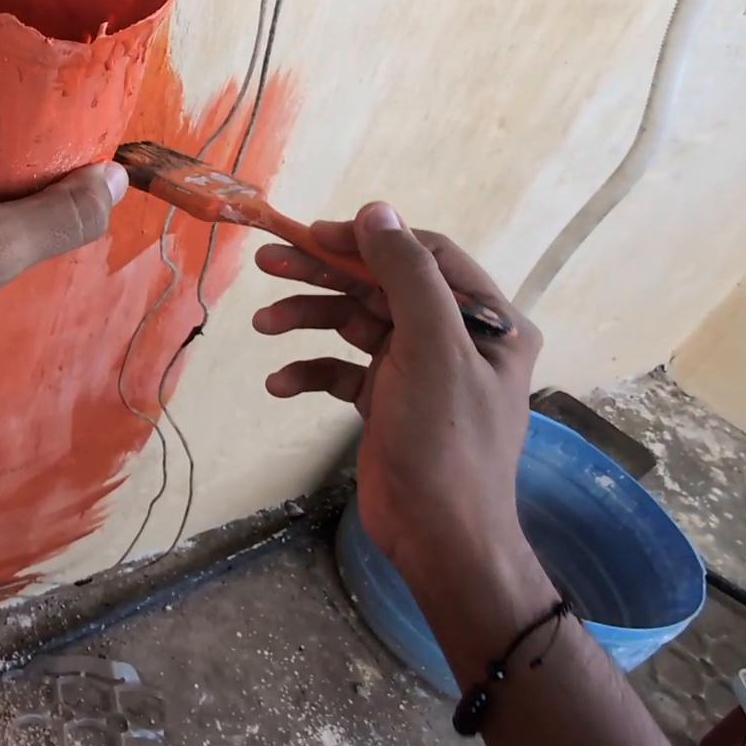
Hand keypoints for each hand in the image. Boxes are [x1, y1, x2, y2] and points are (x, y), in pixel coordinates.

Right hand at [251, 202, 540, 579]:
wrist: (438, 536)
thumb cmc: (444, 438)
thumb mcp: (430, 347)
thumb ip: (406, 274)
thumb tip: (375, 210)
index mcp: (482, 320)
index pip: (421, 255)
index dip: (367, 240)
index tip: (313, 236)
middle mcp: (450, 337)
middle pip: (376, 285)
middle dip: (321, 274)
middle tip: (267, 262)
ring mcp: (414, 369)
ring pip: (351, 323)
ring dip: (305, 320)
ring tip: (262, 325)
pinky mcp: (384, 399)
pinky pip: (339, 368)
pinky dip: (308, 370)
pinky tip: (280, 384)